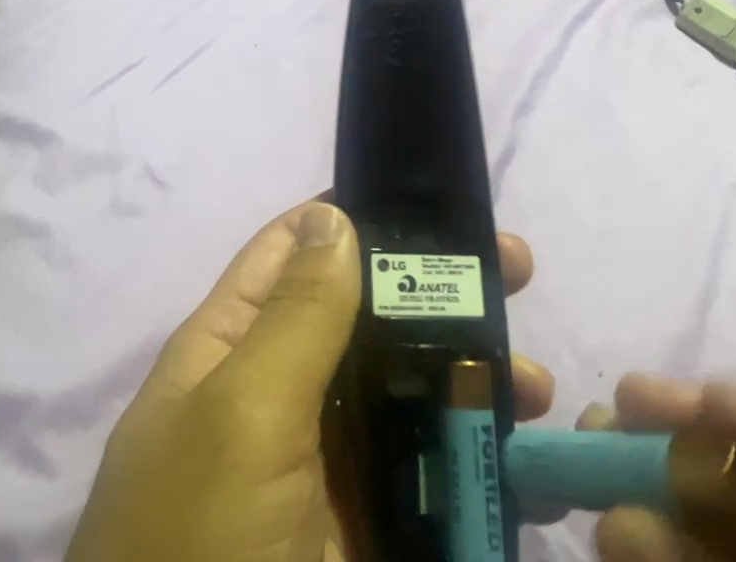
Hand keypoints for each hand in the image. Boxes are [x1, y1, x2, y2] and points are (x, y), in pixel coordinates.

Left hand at [65, 197, 554, 561]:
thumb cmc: (202, 536)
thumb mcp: (240, 413)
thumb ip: (295, 316)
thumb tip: (333, 218)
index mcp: (230, 350)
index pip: (293, 254)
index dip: (359, 219)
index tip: (439, 206)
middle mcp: (280, 395)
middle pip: (366, 317)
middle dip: (439, 291)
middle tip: (519, 270)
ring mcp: (327, 464)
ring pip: (409, 391)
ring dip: (472, 375)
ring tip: (533, 385)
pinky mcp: (371, 525)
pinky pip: (431, 472)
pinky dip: (478, 456)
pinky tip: (524, 451)